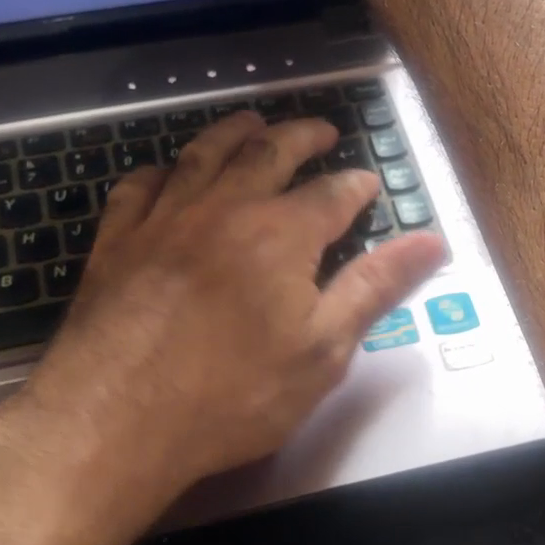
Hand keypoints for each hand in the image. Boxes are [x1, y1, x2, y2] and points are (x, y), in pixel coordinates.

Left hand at [9, 109, 445, 492]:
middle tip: (322, 129)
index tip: (370, 183)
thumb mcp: (323, 349)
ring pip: (204, 153)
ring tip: (254, 122)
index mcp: (282, 233)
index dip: (357, 185)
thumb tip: (433, 241)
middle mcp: (227, 207)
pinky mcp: (117, 240)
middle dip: (302, 135)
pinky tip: (166, 172)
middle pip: (271, 152)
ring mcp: (166, 218)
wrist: (111, 422)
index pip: (333, 193)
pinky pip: (139, 186)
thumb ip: (376, 287)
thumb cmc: (231, 394)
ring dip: (235, 132)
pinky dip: (160, 171)